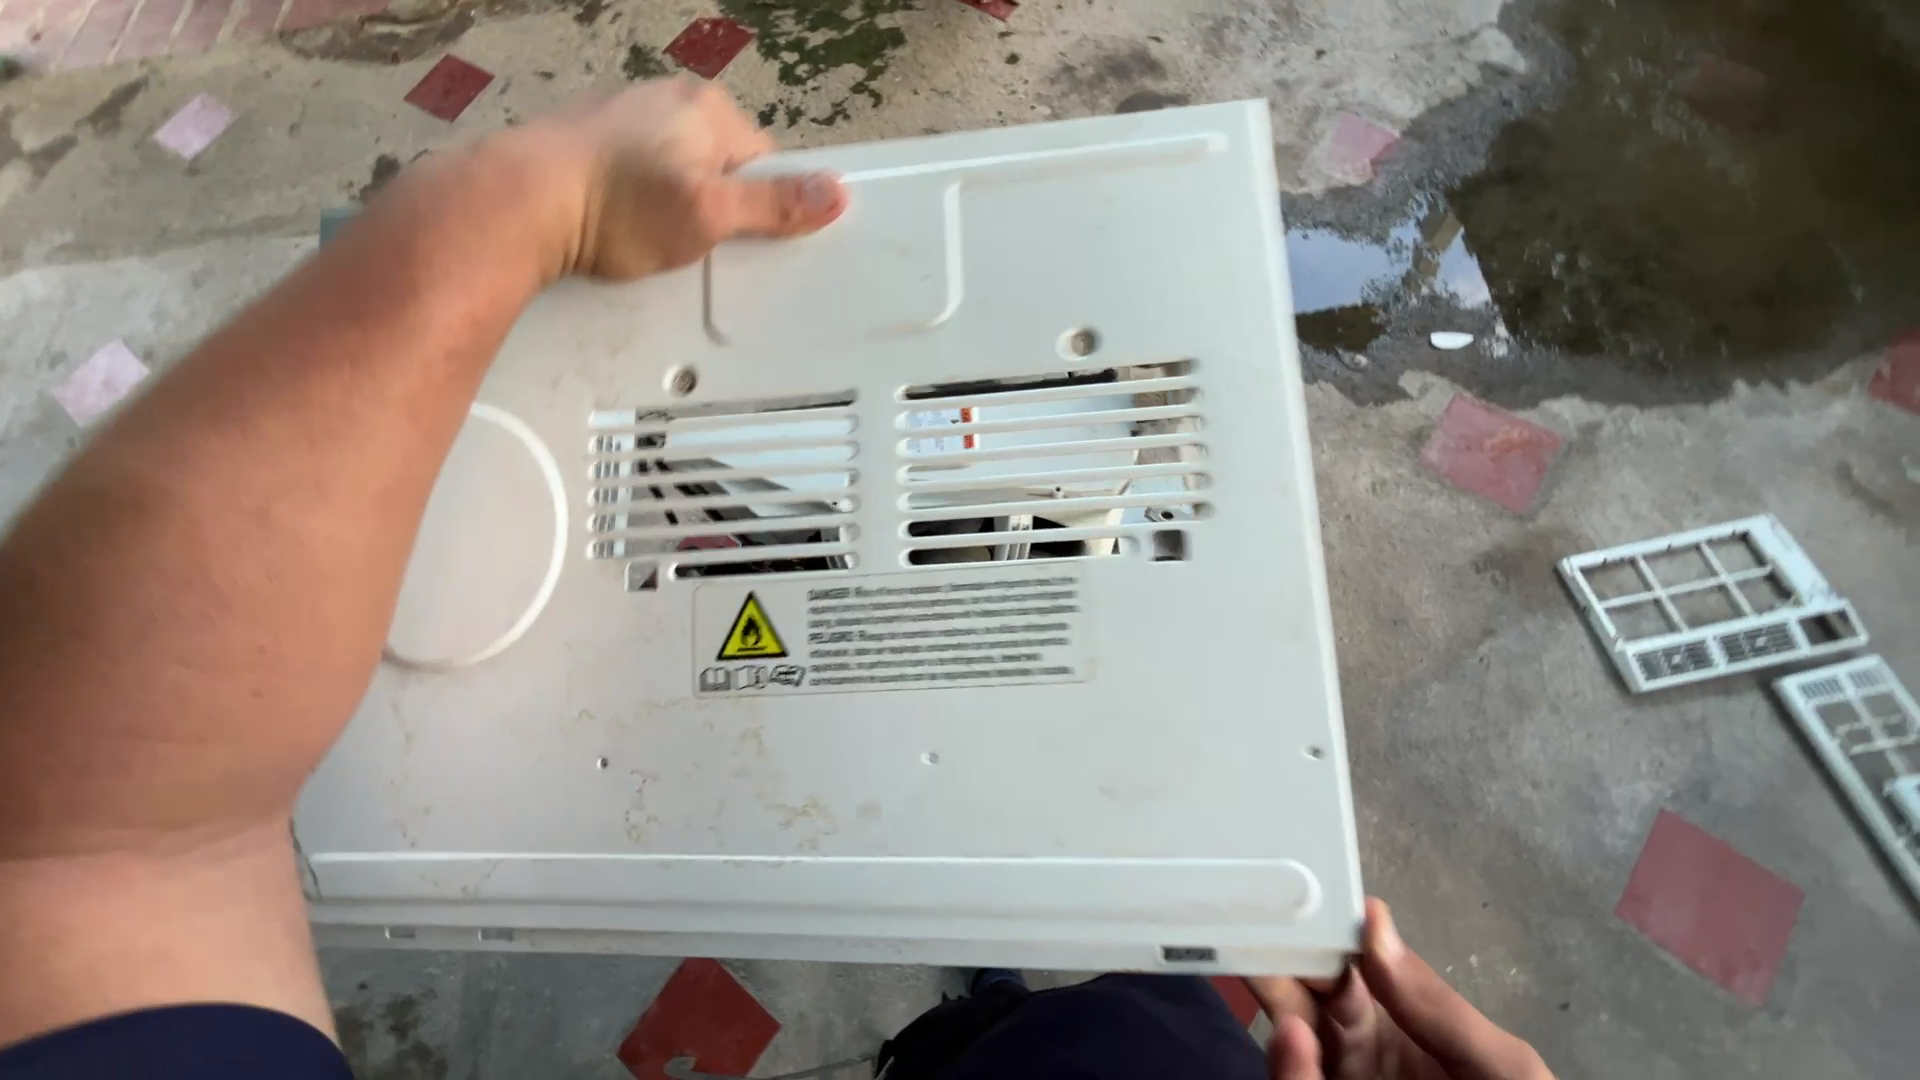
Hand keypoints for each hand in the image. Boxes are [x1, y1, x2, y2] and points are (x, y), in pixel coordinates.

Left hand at [508, 76, 846, 280]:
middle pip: (723, 166)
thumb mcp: (711, 214)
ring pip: (681, 170)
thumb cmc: (622, 206)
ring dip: (678, 204)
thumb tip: (836, 193)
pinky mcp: (592, 137)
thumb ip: (775, 206)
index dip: (762, 209)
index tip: (740, 239)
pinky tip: (624, 222)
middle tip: (696, 243)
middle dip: (719, 206)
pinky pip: (641, 172)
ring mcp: (626, 114)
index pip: (766, 164)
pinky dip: (641, 199)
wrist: (522, 202)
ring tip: (654, 235)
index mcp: (708, 108)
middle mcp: (669, 99)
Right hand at [1247, 898, 1553, 1079]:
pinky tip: (1292, 1041)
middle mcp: (1350, 1045)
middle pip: (1296, 986)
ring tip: (1275, 990)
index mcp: (1393, 1016)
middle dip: (1273, 953)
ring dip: (1271, 1004)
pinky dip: (1285, 1066)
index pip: (1339, 958)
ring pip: (1283, 1032)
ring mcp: (1335, 1076)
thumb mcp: (1506, 1071)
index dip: (1317, 925)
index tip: (1294, 897)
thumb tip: (1373, 921)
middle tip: (1248, 923)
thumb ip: (1440, 1003)